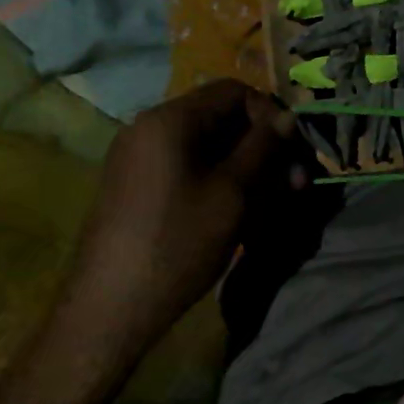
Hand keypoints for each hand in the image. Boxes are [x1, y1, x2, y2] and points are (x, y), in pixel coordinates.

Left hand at [68, 79, 301, 360]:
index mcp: (169, 120)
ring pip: (209, 147)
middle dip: (263, 148)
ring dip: (247, 169)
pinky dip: (220, 182)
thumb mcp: (232, 193)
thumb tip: (287, 117)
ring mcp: (139, 157)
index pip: (234, 92)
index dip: (270, 116)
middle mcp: (149, 128)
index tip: (293, 152)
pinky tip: (241, 215)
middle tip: (295, 185)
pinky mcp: (136, 185)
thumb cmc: (177, 244)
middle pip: (222, 119)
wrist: (108, 311)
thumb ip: (263, 147)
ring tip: (273, 205)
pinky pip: (189, 168)